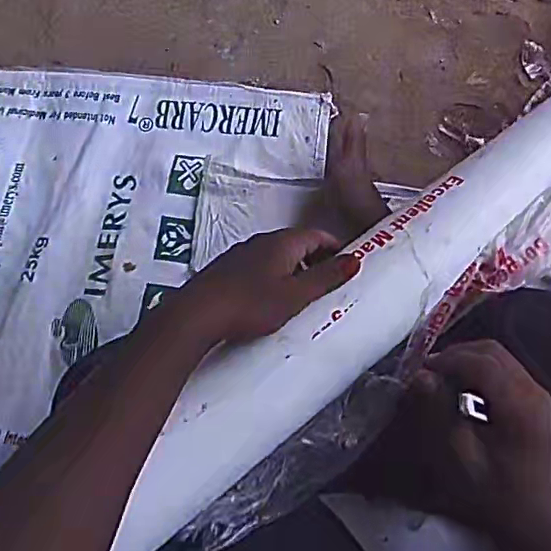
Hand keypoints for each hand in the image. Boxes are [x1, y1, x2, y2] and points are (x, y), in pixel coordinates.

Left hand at [163, 227, 359, 344]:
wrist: (198, 314)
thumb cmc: (248, 304)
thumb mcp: (296, 295)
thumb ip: (326, 278)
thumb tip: (353, 260)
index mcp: (282, 242)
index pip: (317, 235)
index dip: (335, 248)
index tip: (346, 263)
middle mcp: (260, 242)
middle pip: (297, 245)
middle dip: (316, 260)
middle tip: (328, 283)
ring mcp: (240, 255)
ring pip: (276, 257)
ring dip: (293, 271)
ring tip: (301, 296)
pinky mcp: (226, 272)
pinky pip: (258, 269)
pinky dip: (272, 279)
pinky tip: (270, 302)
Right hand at [412, 340, 550, 537]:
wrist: (529, 516)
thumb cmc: (491, 491)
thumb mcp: (457, 456)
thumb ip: (439, 411)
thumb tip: (420, 375)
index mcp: (518, 405)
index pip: (480, 362)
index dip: (447, 360)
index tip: (420, 372)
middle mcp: (533, 391)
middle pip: (490, 351)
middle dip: (454, 355)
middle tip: (428, 373)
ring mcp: (537, 392)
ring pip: (497, 354)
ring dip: (465, 359)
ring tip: (441, 379)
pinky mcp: (534, 397)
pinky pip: (503, 367)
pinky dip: (477, 368)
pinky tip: (461, 387)